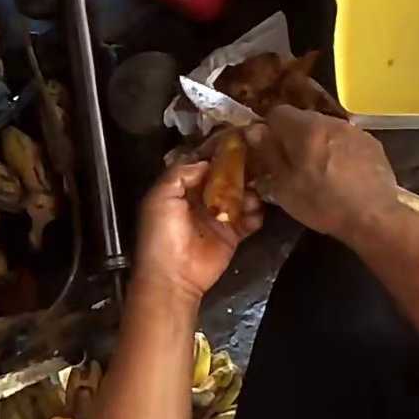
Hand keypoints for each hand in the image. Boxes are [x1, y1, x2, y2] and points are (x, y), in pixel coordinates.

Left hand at [133, 159, 262, 300]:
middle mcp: (202, 200)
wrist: (173, 276)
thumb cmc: (162, 234)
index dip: (218, 155)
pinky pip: (249, 220)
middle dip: (240, 173)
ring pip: (241, 198)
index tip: (237, 142)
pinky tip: (255, 212)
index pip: (203, 166)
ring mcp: (219, 218)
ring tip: (254, 195)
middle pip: (226, 180)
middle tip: (256, 165)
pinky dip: (256, 215)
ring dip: (250, 193)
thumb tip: (206, 163)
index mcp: (182, 190)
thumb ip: (180, 174)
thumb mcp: (161, 197)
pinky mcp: (233, 236)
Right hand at [247, 105, 406, 246]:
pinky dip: (339, 152)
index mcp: (305, 128)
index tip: (269, 151)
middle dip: (294, 138)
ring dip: (318, 144)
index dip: (269, 130)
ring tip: (320, 172)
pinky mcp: (373, 144)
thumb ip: (269, 154)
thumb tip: (255, 130)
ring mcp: (355, 131)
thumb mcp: (284, 186)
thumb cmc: (322, 204)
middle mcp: (331, 121)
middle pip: (304, 120)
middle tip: (293, 166)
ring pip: (327, 130)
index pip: (278, 113)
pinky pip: (346, 141)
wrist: (373, 217)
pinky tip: (343, 175)